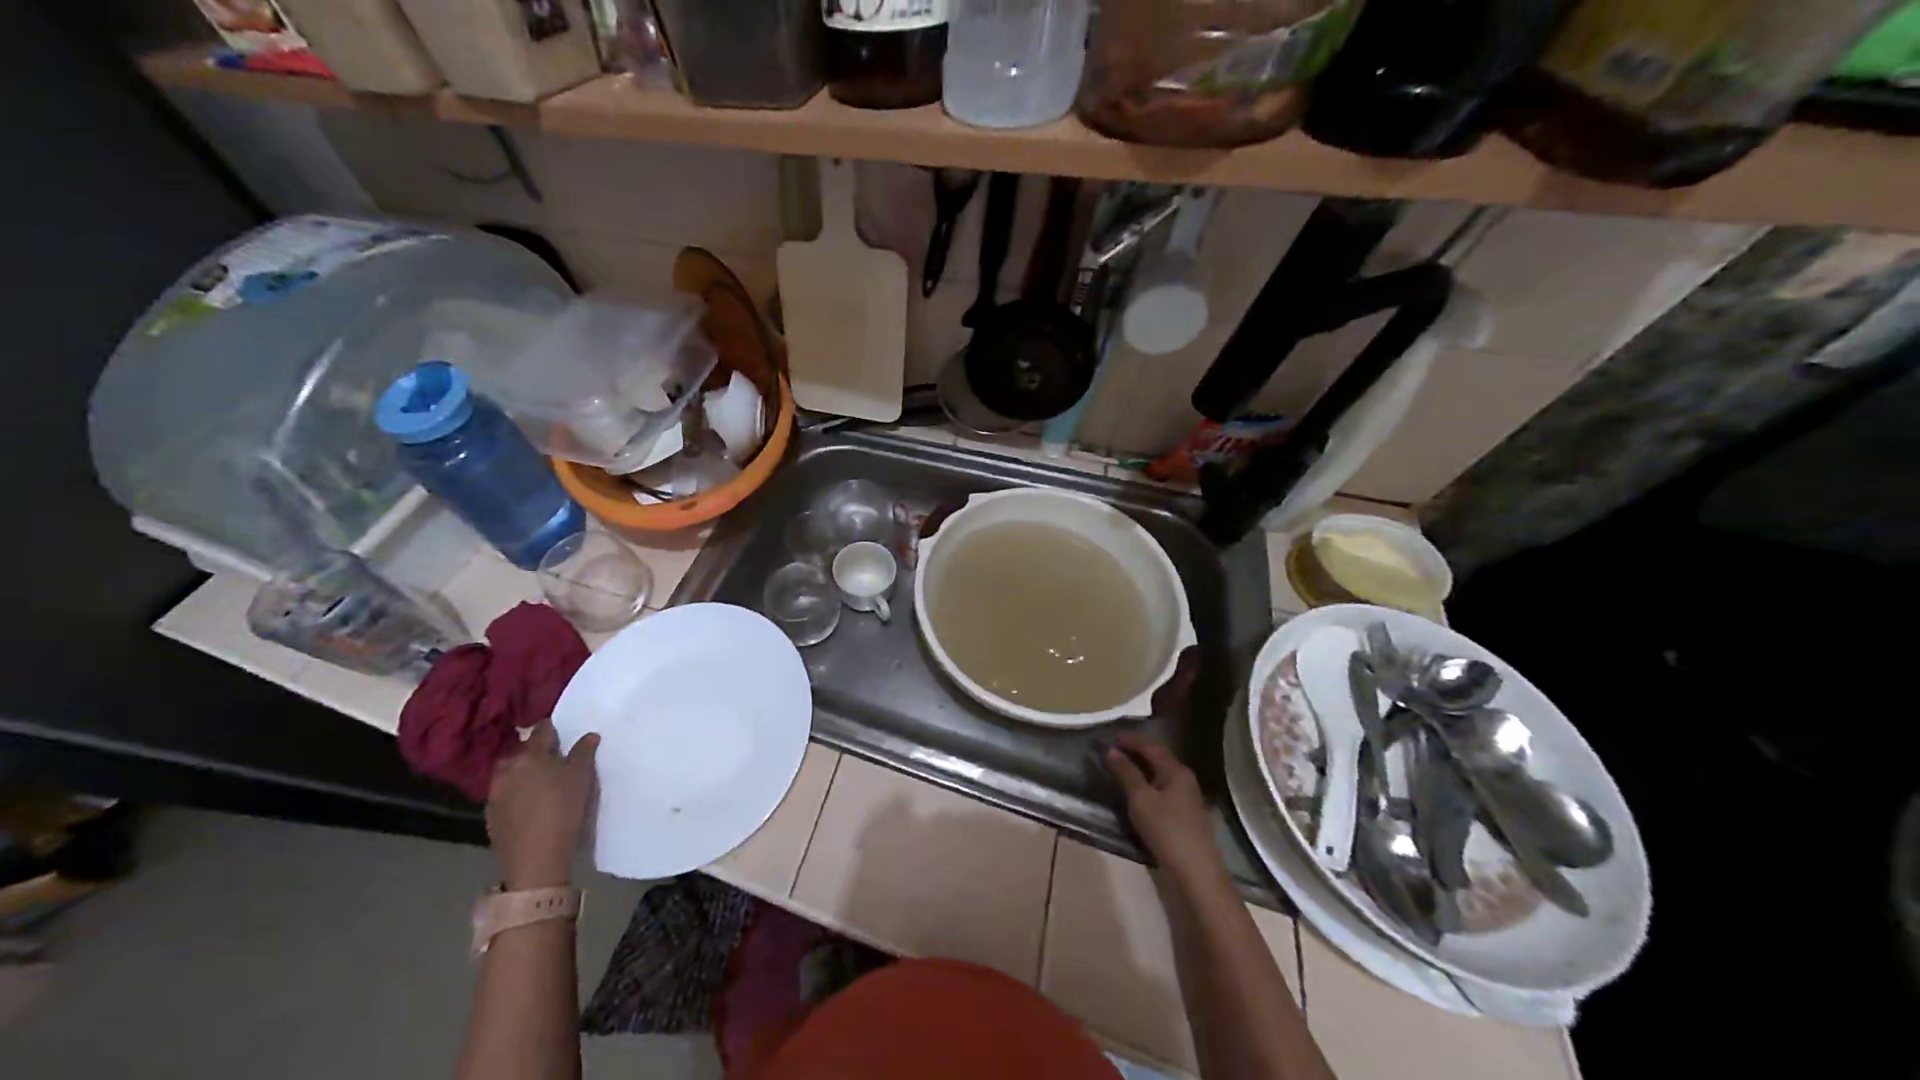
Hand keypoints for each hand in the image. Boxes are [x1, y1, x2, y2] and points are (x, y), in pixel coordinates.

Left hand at [486, 720, 598, 889]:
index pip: (542, 730)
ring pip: (511, 773)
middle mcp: (508, 768)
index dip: (553, 729)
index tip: (563, 734)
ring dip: (524, 773)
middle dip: (536, 753)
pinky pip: (505, 793)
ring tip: (542, 784)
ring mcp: (496, 792)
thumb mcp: (582, 777)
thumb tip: (588, 736)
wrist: (535, 857)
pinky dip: (516, 793)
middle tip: (555, 762)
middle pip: (523, 751)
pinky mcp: (491, 814)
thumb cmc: (563, 809)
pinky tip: (529, 804)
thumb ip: (584, 752)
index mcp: (531, 754)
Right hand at [1105, 734, 1224, 883]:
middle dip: (1137, 752)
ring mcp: (1188, 797)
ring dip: (1142, 768)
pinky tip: (1138, 792)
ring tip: (1122, 769)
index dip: (1131, 740)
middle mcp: (1185, 779)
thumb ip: (1126, 773)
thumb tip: (1112, 750)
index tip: (1110, 738)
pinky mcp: (1186, 814)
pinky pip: (1163, 789)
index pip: (1151, 747)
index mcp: (1176, 770)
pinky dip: (1148, 783)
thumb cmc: (1166, 829)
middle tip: (1114, 751)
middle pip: (1159, 758)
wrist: (1195, 870)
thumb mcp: (1140, 798)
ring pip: (1161, 774)